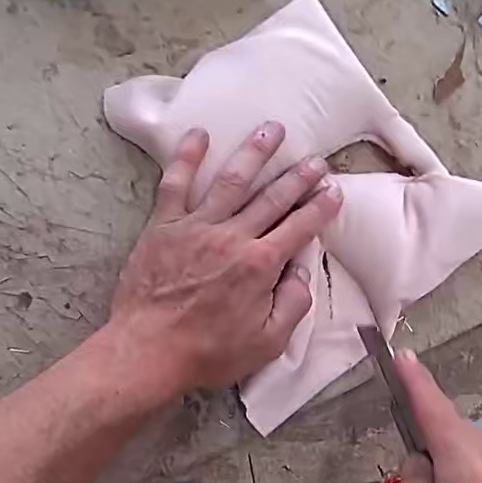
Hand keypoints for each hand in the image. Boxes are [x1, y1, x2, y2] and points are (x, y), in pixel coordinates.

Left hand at [104, 122, 341, 398]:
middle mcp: (233, 237)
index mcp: (261, 264)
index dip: (322, 207)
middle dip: (299, 176)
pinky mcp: (164, 227)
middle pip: (273, 197)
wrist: (146, 352)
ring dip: (255, 153)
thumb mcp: (269, 341)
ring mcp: (196, 227)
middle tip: (316, 159)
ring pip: (232, 181)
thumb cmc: (210, 351)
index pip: (301, 226)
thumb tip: (302, 271)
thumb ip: (294, 303)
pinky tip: (199, 134)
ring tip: (272, 130)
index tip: (335, 191)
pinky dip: (187, 158)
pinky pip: (176, 185)